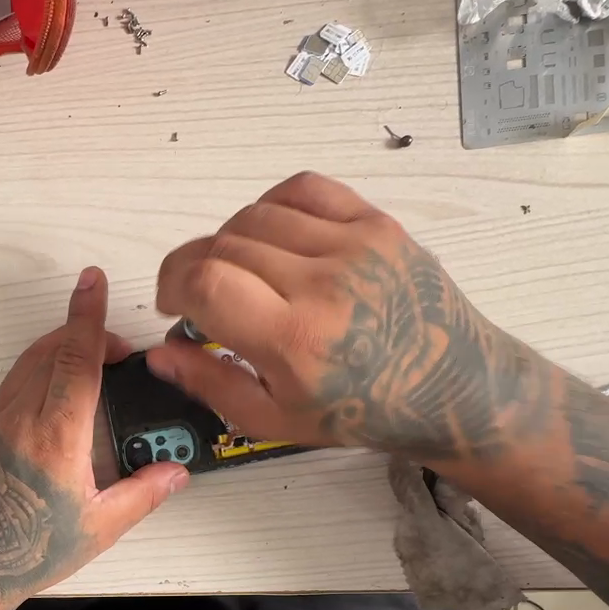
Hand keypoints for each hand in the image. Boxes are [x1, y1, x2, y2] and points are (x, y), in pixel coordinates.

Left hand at [0, 267, 188, 609]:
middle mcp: (20, 419)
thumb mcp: (99, 528)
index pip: (75, 359)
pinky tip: (58, 394)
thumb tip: (178, 472)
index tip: (93, 280)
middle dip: (85, 334)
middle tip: (120, 353)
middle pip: (51, 351)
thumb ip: (143, 494)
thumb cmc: (32, 552)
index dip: (88, 316)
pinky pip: (14, 384)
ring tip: (93, 367)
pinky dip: (40, 370)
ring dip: (61, 349)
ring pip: (28, 364)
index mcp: (55, 436)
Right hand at [148, 172, 550, 460]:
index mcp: (293, 339)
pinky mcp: (376, 223)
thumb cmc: (354, 411)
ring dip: (225, 241)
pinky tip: (268, 239)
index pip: (207, 282)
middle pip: (222, 245)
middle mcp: (321, 283)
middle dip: (190, 268)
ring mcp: (353, 245)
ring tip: (234, 273)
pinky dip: (268, 208)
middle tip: (195, 297)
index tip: (171, 307)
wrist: (449, 386)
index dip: (172, 285)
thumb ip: (208, 383)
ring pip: (254, 216)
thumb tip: (158, 353)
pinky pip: (303, 190)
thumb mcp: (269, 419)